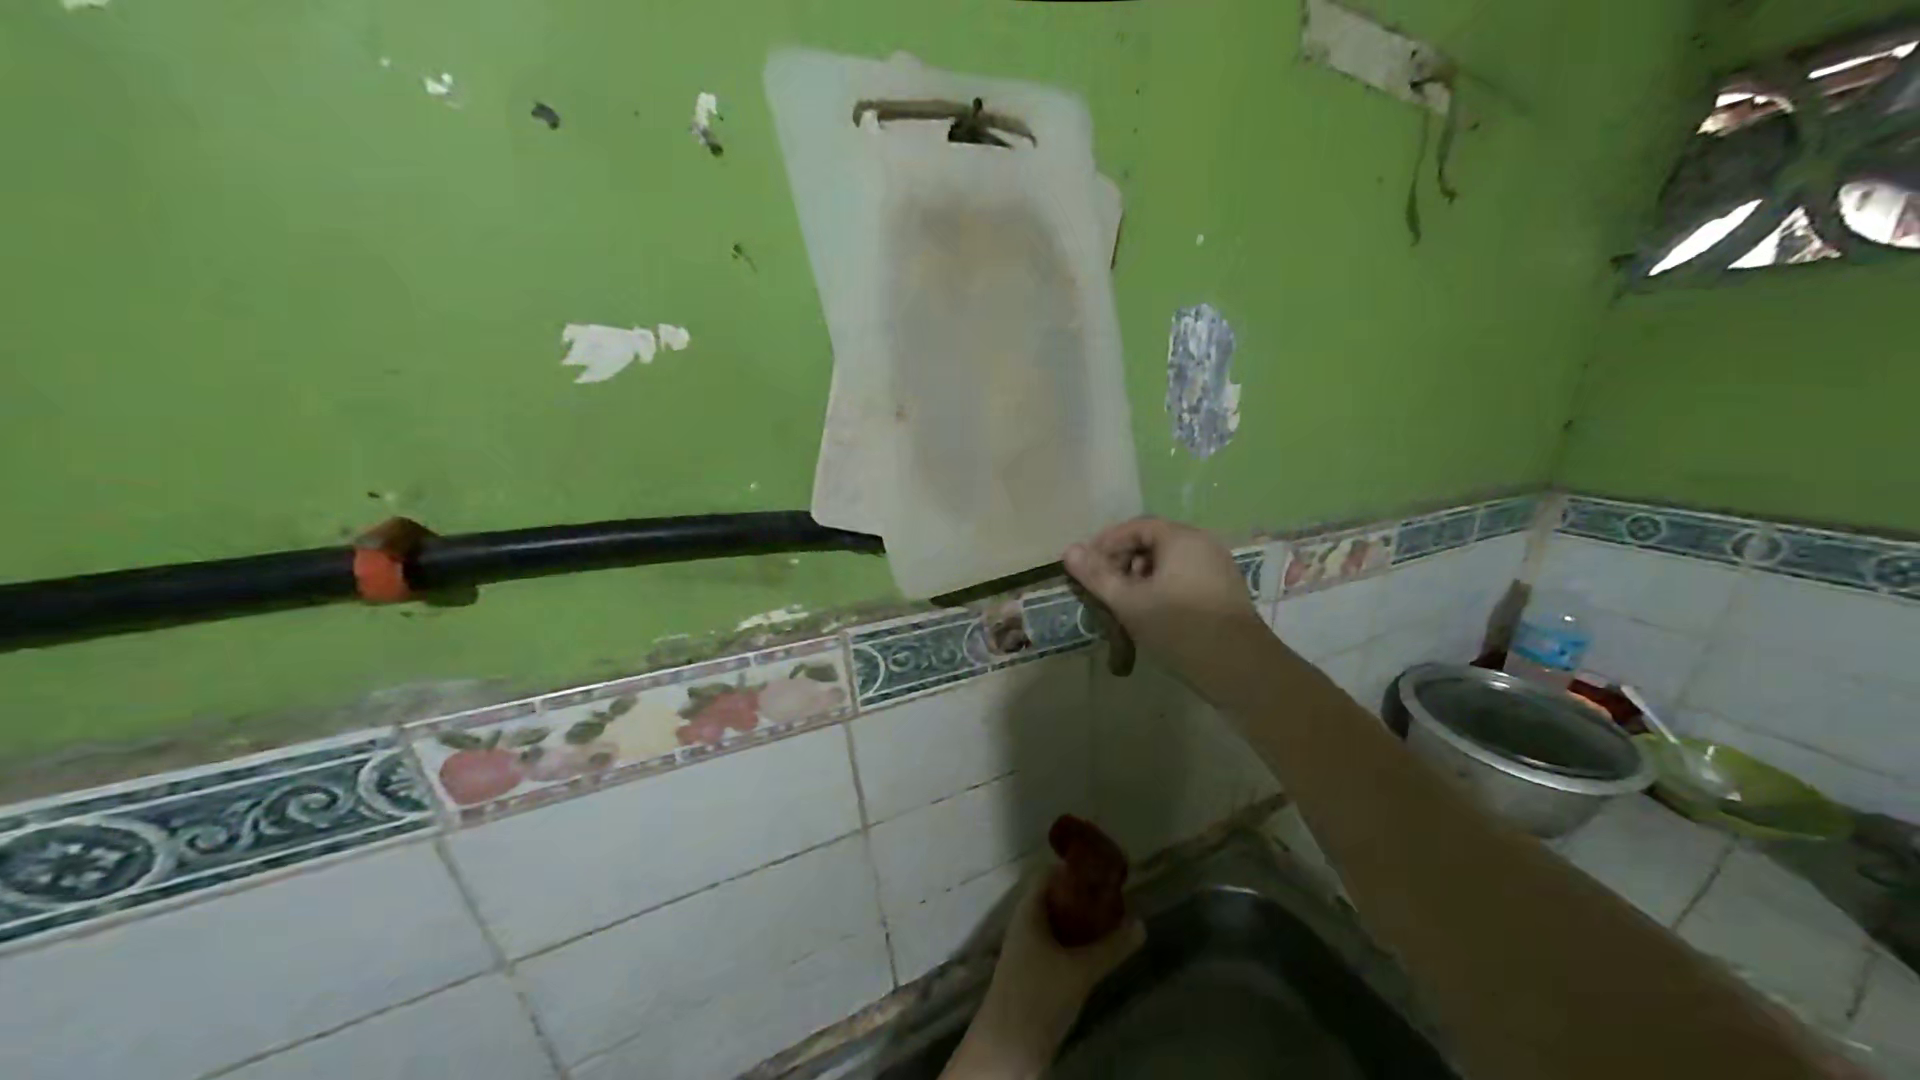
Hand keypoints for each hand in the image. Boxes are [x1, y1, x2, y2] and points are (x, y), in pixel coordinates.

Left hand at [940, 876, 1144, 1079]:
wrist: (1006, 1048)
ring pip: (1058, 924)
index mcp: (1028, 911)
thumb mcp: (1080, 971)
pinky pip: (1058, 946)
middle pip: (1055, 898)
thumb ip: (1112, 947)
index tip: (1103, 869)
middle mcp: (1026, 924)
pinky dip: (1078, 943)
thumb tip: (1141, 923)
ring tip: (1115, 922)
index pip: (1049, 874)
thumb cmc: (1038, 996)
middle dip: (1083, 896)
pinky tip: (1100, 953)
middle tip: (1117, 897)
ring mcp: (1029, 950)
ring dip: (1083, 922)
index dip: (1074, 867)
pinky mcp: (1035, 973)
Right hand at [1063, 517, 1264, 679]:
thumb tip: (1069, 550)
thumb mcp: (1129, 602)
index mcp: (1181, 538)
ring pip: (1169, 563)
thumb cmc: (1179, 628)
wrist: (1240, 669)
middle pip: (1153, 542)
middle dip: (1123, 561)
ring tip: (1124, 604)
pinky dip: (1161, 588)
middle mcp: (1203, 545)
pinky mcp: (1224, 592)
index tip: (1085, 566)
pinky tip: (1151, 614)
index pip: (1136, 527)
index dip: (1106, 543)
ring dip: (1141, 577)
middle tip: (1103, 587)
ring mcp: (1218, 568)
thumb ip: (1097, 575)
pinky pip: (1184, 578)